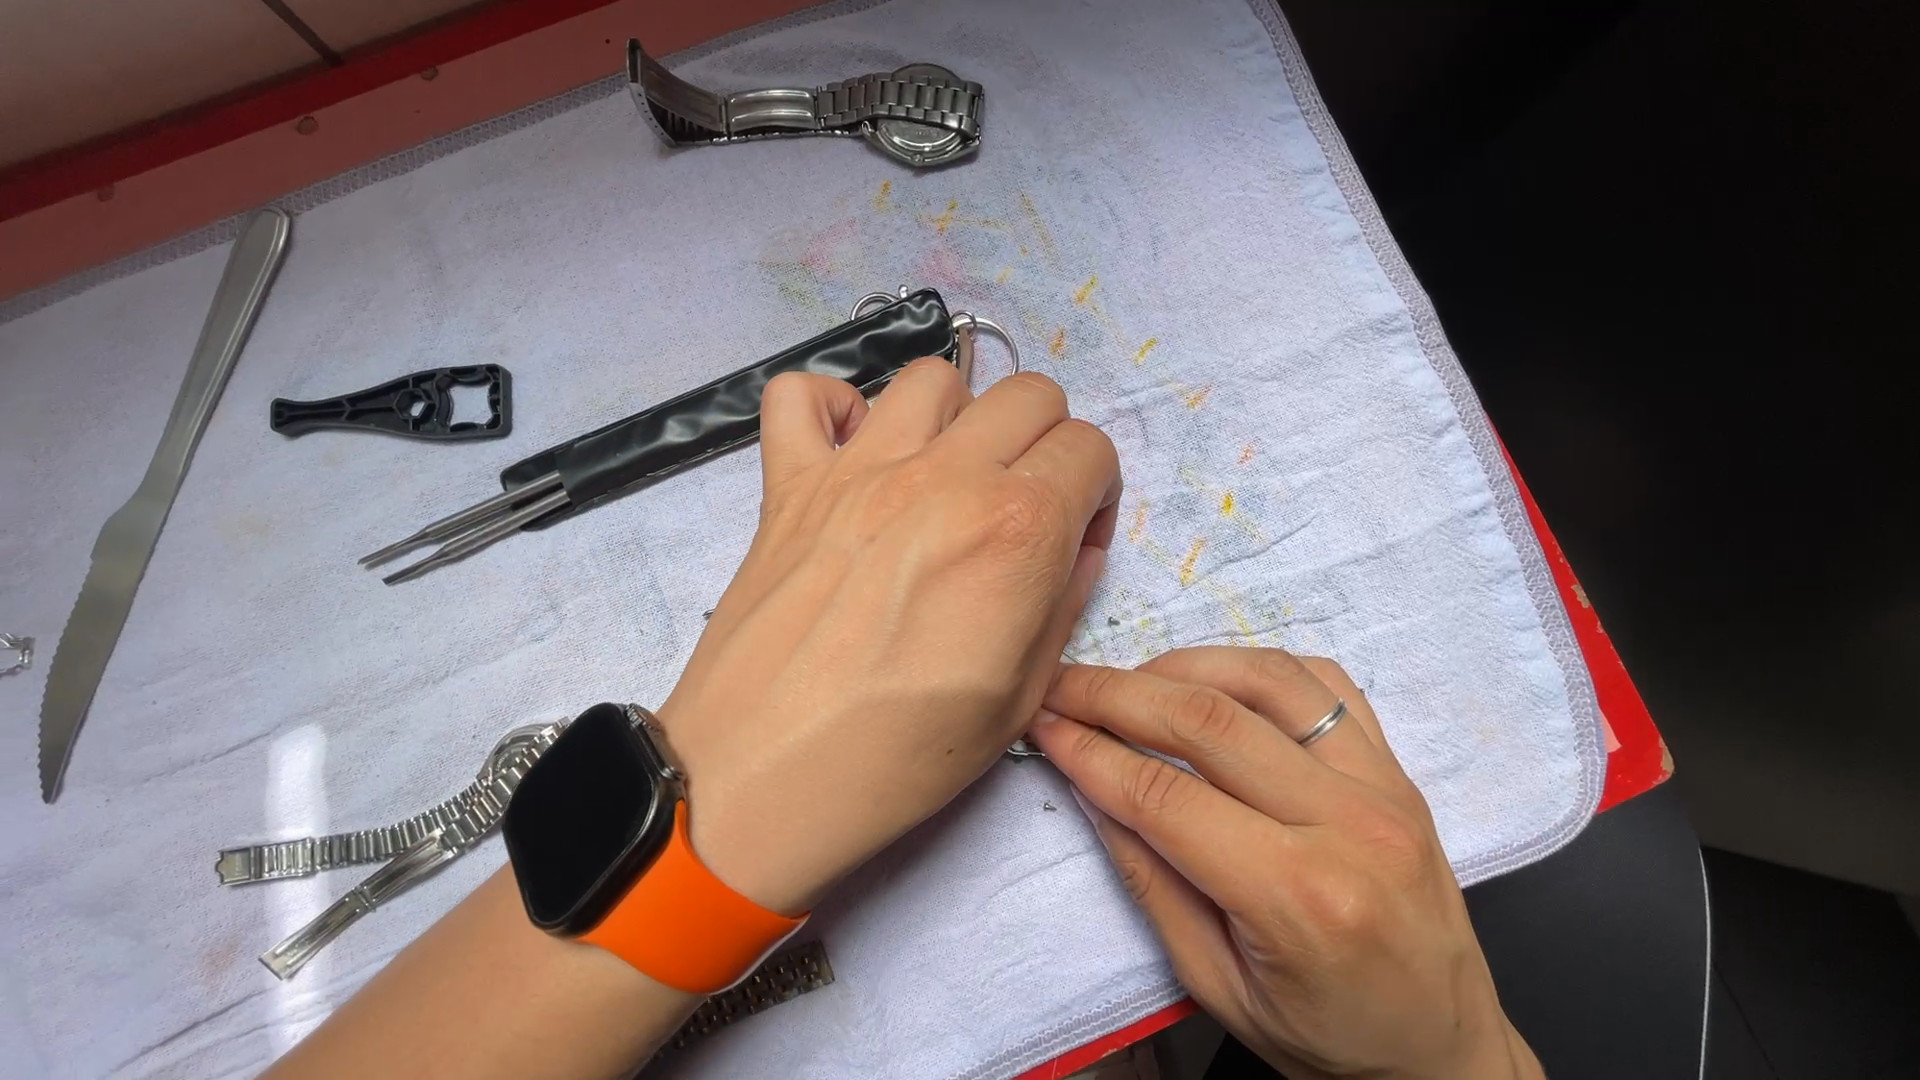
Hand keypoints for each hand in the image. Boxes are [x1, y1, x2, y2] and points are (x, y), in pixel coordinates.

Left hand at [658, 359, 1120, 915]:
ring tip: (944, 475)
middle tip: (1024, 502)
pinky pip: (802, 396)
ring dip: (957, 417)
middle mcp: (944, 477)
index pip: (1090, 449)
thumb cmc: (901, 757)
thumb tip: (1074, 544)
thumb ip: (1063, 600)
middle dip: (1046, 442)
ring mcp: (857, 470)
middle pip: (1029, 394)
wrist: (762, 781)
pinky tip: (850, 455)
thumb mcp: (1020, 696)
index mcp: (1016, 529)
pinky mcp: (788, 483)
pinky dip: (831, 409)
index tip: (1074, 535)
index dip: (1096, 493)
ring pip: (932, 377)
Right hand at [1028, 648, 1542, 1079]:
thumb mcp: (1213, 984)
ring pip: (1266, 679)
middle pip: (1208, 721)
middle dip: (1116, 694)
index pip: (1165, 796)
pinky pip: (1323, 681)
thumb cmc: (1323, 1038)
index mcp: (1297, 897)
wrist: (1445, 1054)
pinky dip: (1254, 666)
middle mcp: (1348, 823)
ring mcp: (1384, 785)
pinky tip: (1213, 681)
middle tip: (1062, 685)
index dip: (1090, 751)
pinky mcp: (1397, 768)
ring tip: (1130, 681)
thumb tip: (1090, 785)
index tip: (1042, 723)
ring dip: (1181, 666)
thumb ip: (1148, 879)